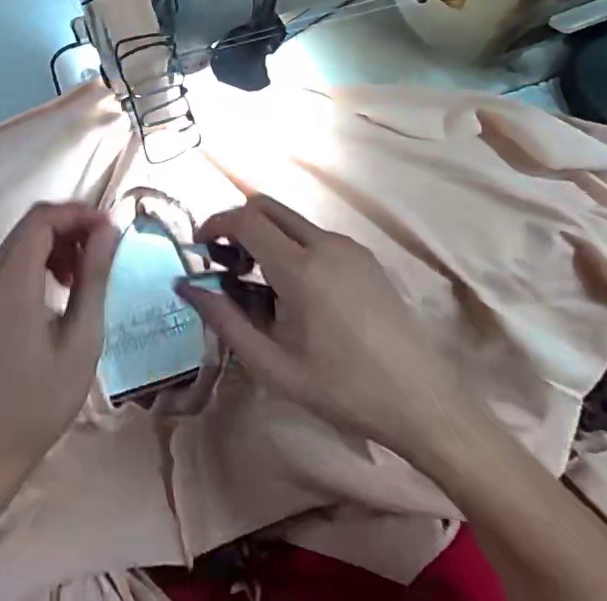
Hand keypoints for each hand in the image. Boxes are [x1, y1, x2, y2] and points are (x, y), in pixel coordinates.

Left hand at [0, 202, 119, 483]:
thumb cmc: (44, 397)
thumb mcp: (82, 338)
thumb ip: (94, 277)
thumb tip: (109, 229)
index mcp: (13, 284)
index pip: (42, 220)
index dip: (79, 214)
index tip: (112, 228)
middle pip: (32, 224)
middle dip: (72, 224)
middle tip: (106, 246)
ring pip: (24, 239)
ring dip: (59, 242)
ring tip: (88, 271)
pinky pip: (16, 259)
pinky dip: (44, 258)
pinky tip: (66, 286)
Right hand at [174, 195, 468, 455]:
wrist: (421, 399)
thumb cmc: (342, 389)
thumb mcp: (273, 365)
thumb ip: (225, 321)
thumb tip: (186, 287)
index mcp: (302, 268)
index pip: (247, 219)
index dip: (216, 224)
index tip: (199, 247)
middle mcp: (327, 244)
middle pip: (269, 207)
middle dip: (239, 224)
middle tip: (225, 262)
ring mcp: (351, 248)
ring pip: (294, 221)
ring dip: (267, 236)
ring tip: (258, 285)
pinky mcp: (367, 258)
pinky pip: (317, 237)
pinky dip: (293, 247)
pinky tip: (296, 292)